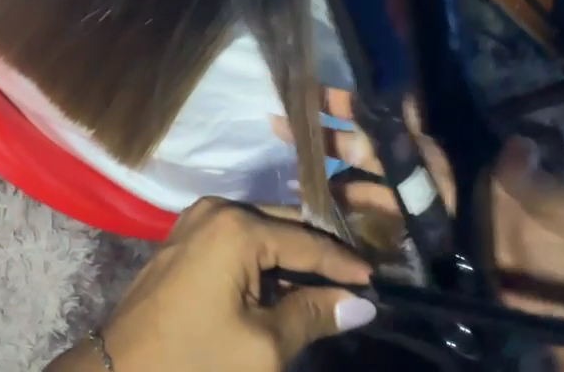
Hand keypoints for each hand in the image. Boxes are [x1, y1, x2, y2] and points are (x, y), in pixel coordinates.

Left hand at [47, 198, 375, 371]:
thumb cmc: (196, 360)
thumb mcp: (263, 345)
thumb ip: (313, 315)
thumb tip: (361, 304)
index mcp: (237, 226)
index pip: (306, 242)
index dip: (343, 263)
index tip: (378, 278)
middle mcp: (217, 208)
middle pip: (284, 226)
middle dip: (320, 252)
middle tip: (360, 276)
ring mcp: (196, 220)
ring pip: (261, 231)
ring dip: (293, 256)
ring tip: (331, 281)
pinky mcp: (185, 238)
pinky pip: (237, 239)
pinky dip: (265, 258)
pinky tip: (287, 282)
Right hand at [280, 88, 563, 371]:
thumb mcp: (562, 219)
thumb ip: (538, 186)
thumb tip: (517, 144)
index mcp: (465, 159)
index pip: (408, 120)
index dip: (369, 103)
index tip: (326, 88)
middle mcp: (440, 177)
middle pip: (378, 145)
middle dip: (333, 127)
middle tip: (284, 115)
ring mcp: (428, 213)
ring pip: (370, 181)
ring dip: (330, 168)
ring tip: (287, 160)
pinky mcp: (421, 248)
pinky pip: (377, 224)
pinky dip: (345, 214)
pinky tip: (313, 210)